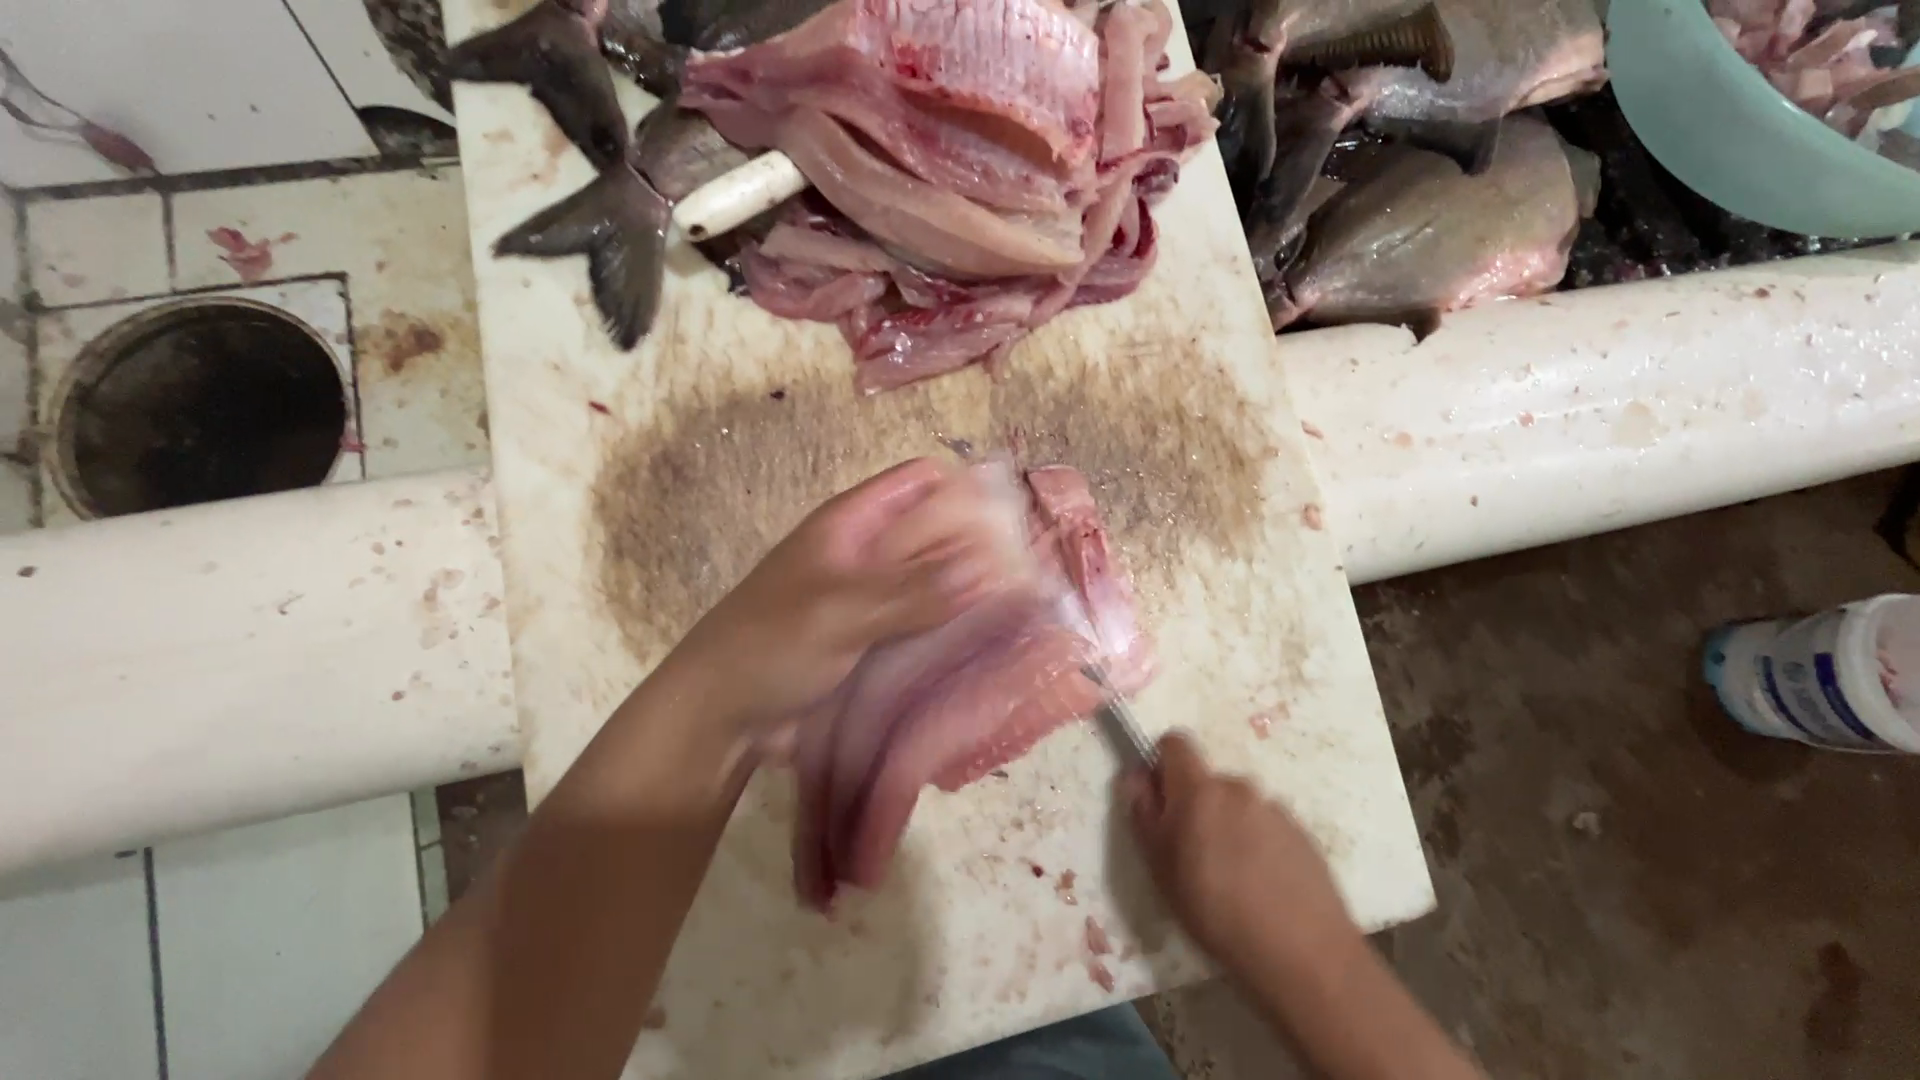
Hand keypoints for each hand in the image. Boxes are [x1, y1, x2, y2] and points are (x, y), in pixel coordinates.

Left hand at [676, 457, 1023, 731]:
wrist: (720, 720)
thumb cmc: (770, 645)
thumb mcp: (842, 610)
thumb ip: (915, 589)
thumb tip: (994, 563)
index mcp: (852, 525)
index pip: (920, 484)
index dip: (966, 490)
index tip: (1018, 517)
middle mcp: (870, 558)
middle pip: (936, 537)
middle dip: (982, 550)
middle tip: (1041, 574)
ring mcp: (877, 606)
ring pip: (938, 589)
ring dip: (974, 600)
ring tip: (1036, 613)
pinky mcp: (880, 650)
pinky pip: (928, 634)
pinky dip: (957, 638)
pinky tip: (1000, 651)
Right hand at [1123, 732, 1358, 979]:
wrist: (1301, 955)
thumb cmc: (1214, 911)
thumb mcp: (1159, 867)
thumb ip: (1142, 813)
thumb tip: (1135, 775)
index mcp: (1200, 789)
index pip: (1175, 743)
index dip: (1161, 764)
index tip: (1160, 800)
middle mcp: (1240, 788)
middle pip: (1208, 782)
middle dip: (1196, 806)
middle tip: (1193, 856)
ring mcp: (1277, 810)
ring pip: (1239, 807)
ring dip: (1229, 827)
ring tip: (1233, 879)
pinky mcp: (1304, 836)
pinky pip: (1268, 828)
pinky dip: (1259, 846)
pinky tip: (1262, 887)